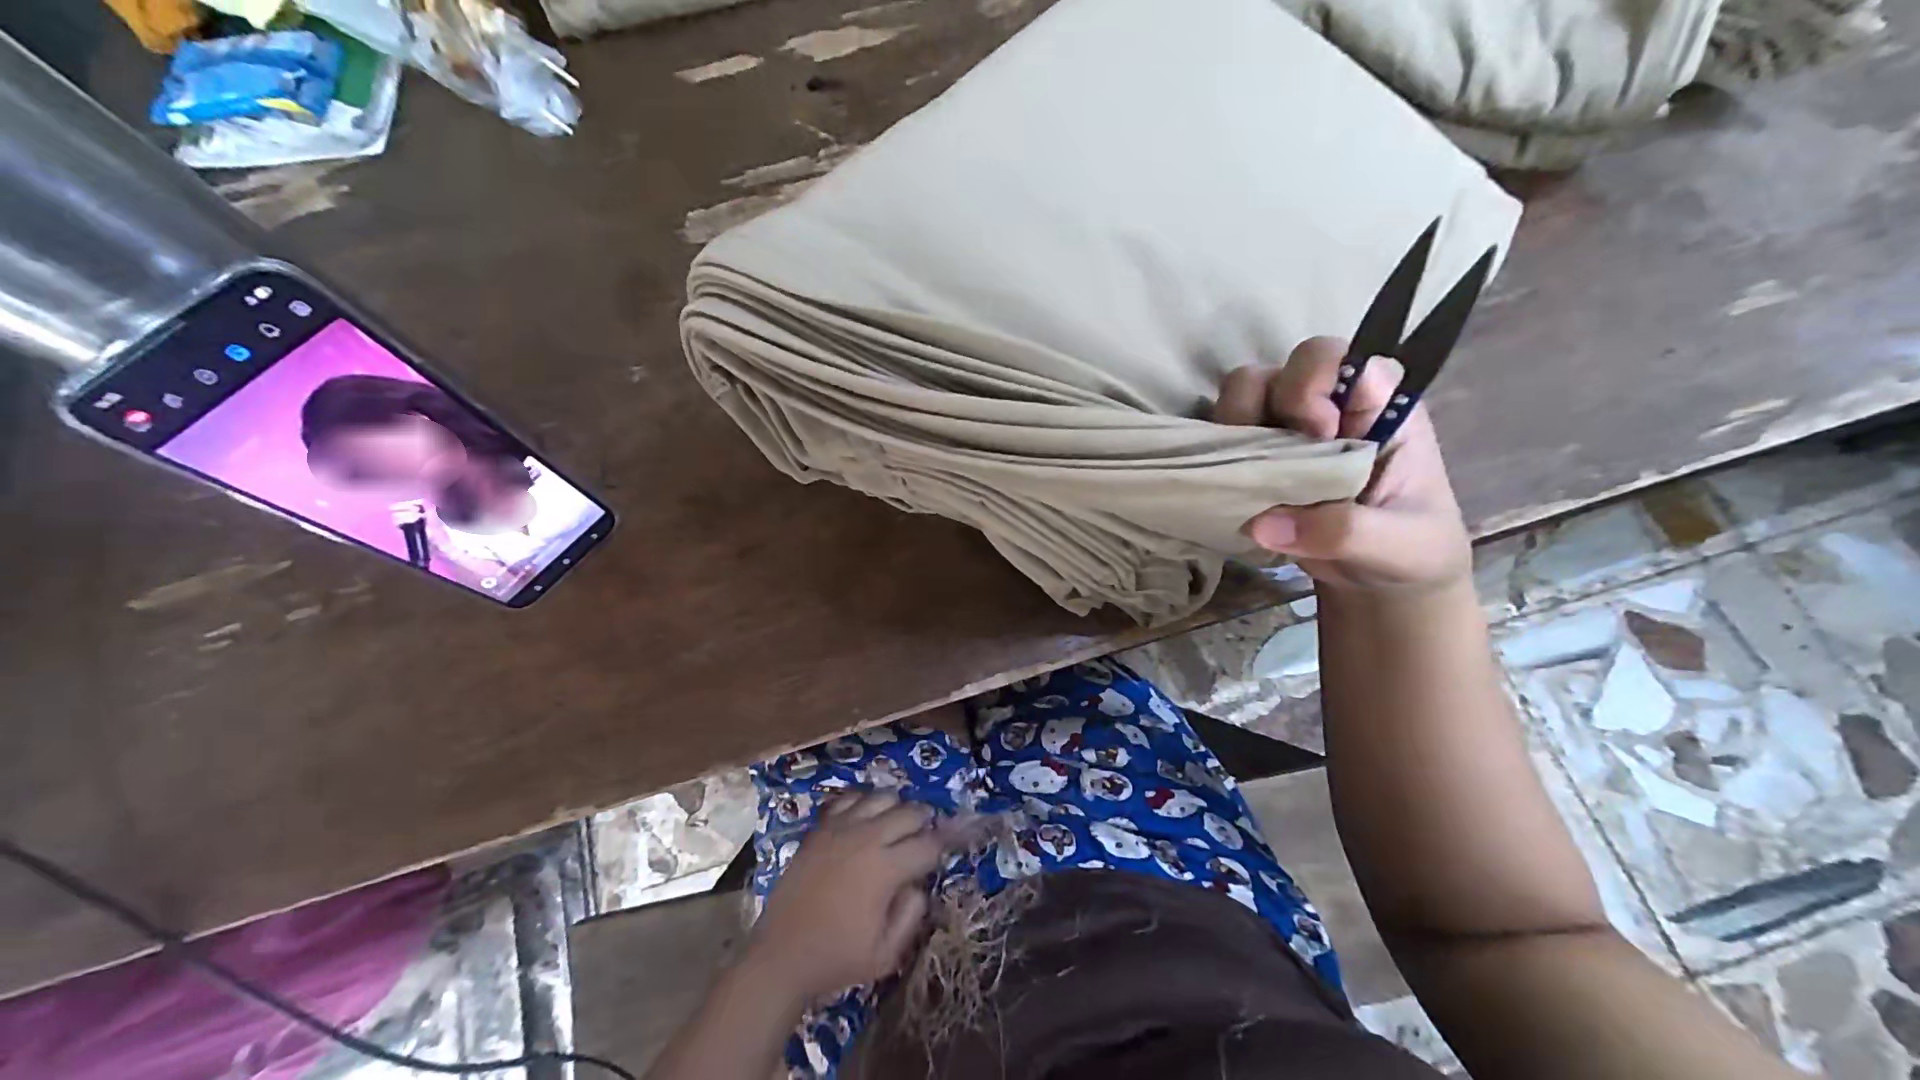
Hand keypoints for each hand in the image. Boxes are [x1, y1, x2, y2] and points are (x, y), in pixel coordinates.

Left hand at [743, 792, 963, 1003]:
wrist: (781, 955)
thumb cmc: (837, 958)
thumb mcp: (887, 954)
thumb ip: (912, 915)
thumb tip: (919, 884)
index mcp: (886, 869)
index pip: (929, 844)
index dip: (946, 843)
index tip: (953, 845)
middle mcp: (866, 839)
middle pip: (909, 811)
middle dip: (925, 821)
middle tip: (926, 835)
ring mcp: (839, 829)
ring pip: (881, 797)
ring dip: (897, 807)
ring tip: (898, 823)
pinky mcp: (819, 828)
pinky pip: (848, 799)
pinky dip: (864, 802)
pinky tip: (866, 817)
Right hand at [1214, 336, 1471, 591]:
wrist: (1384, 582)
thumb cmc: (1409, 551)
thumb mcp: (1396, 546)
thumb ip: (1341, 531)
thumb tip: (1262, 524)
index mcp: (1381, 406)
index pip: (1339, 358)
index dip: (1315, 385)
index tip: (1320, 436)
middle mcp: (1328, 406)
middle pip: (1277, 372)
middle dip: (1266, 410)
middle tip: (1283, 465)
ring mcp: (1288, 429)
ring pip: (1241, 397)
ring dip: (1234, 431)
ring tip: (1252, 478)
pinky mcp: (1257, 455)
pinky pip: (1221, 435)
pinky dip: (1216, 455)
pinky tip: (1233, 488)